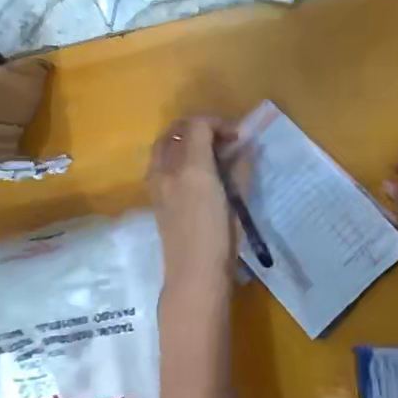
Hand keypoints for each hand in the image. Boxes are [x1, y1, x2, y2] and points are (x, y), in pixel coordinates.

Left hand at [146, 116, 243, 304]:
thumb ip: (239, 168)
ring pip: (164, 142)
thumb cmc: (222, 240)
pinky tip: (192, 170)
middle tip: (222, 140)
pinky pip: (159, 160)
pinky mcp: (153, 194)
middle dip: (200, 127)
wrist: (193, 274)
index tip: (237, 136)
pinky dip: (174, 153)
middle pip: (177, 129)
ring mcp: (156, 180)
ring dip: (184, 138)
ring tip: (206, 152)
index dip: (218, 123)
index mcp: (191, 168)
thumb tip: (245, 146)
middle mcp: (168, 168)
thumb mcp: (237, 201)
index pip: (198, 125)